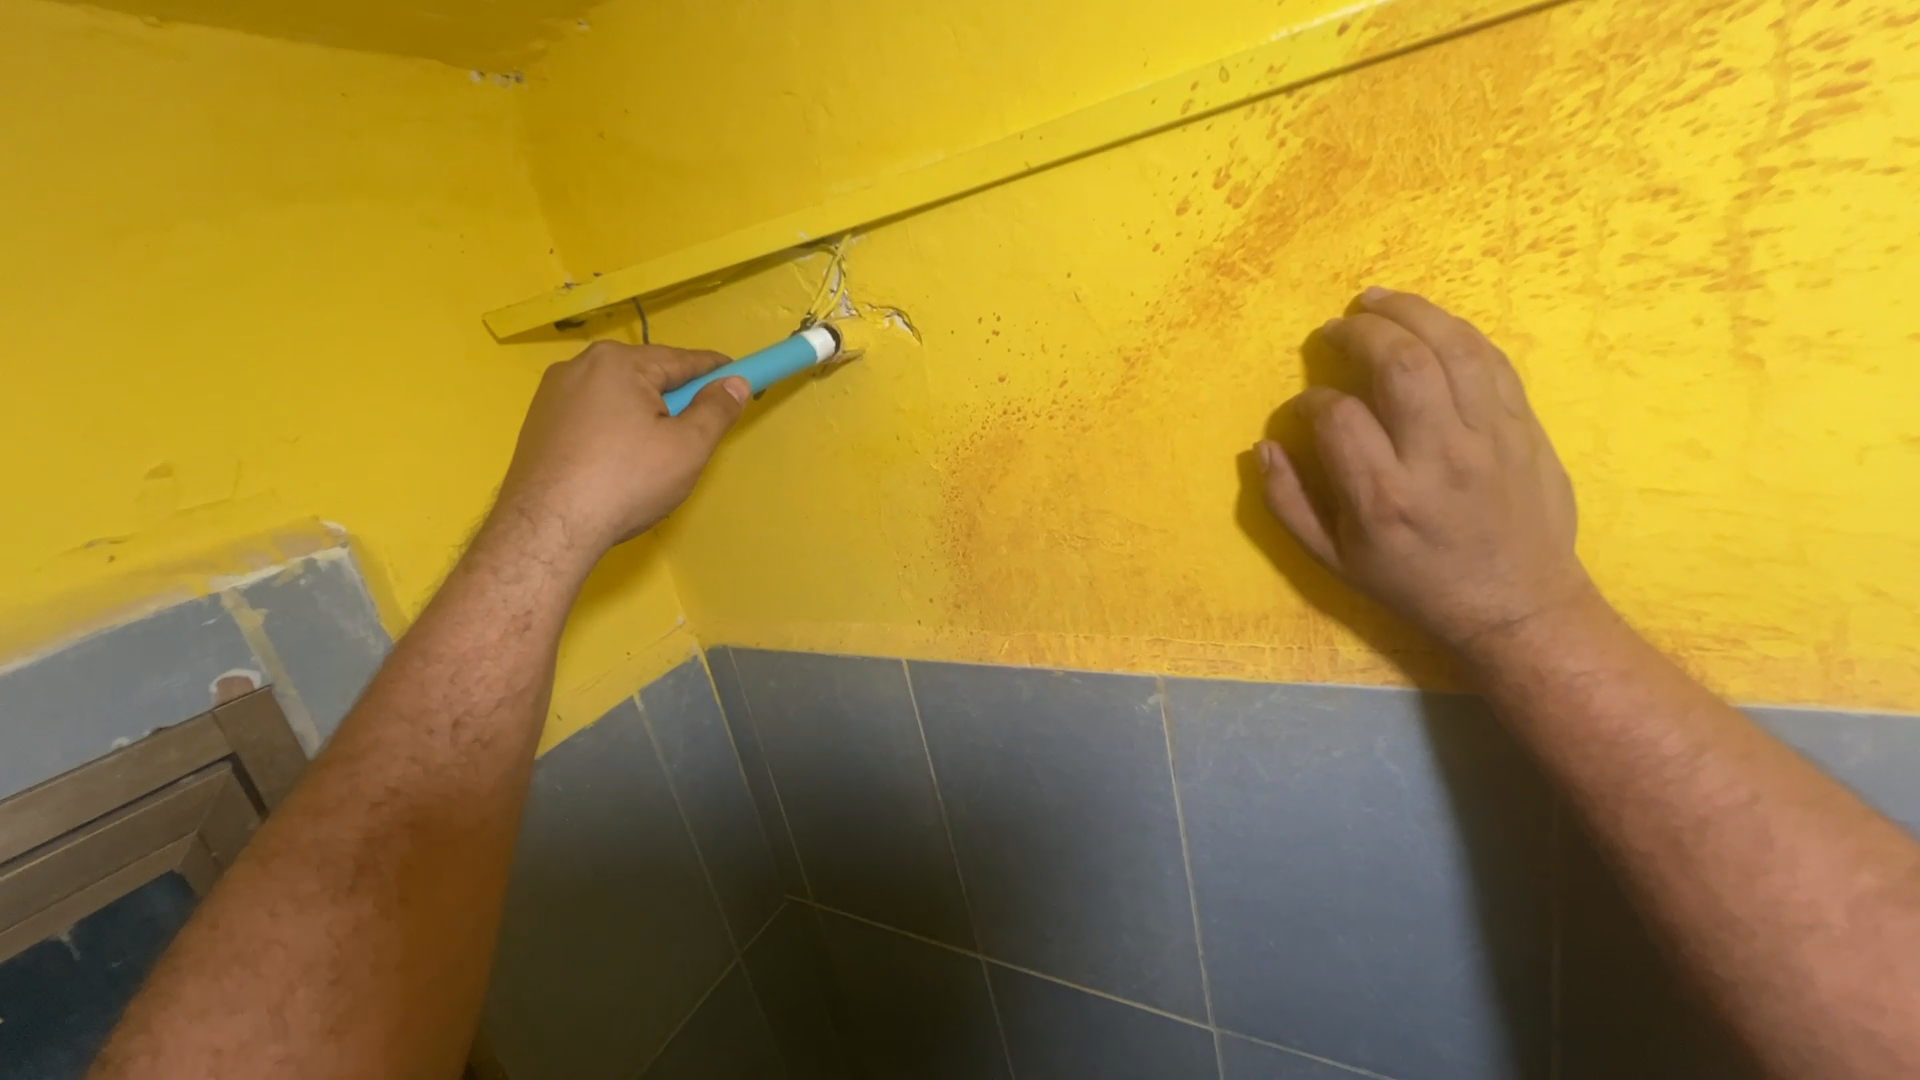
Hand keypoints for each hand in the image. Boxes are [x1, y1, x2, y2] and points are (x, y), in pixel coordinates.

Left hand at [492, 340, 746, 562]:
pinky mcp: (539, 424)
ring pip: (618, 397)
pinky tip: (619, 464)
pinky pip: (593, 416)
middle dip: (676, 399)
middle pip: (647, 376)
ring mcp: (553, 394)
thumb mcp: (688, 447)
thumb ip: (717, 410)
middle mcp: (580, 366)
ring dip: (644, 417)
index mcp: (618, 362)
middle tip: (696, 435)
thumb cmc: (627, 481)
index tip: (742, 378)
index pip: (683, 359)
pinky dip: (615, 431)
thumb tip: (736, 383)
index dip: (718, 371)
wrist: (548, 527)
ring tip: (655, 458)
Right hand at [1257, 288, 1597, 651]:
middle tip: (1336, 327)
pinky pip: (1490, 360)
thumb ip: (1288, 504)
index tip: (1302, 408)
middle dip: (1359, 333)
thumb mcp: (1332, 560)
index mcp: (1383, 496)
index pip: (1337, 416)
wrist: (1516, 605)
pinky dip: (1454, 332)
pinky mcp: (1523, 427)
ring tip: (1377, 301)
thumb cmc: (1413, 584)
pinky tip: (1428, 323)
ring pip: (1451, 348)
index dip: (1310, 401)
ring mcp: (1489, 437)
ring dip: (1410, 312)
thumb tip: (1263, 448)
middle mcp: (1438, 457)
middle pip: (1400, 363)